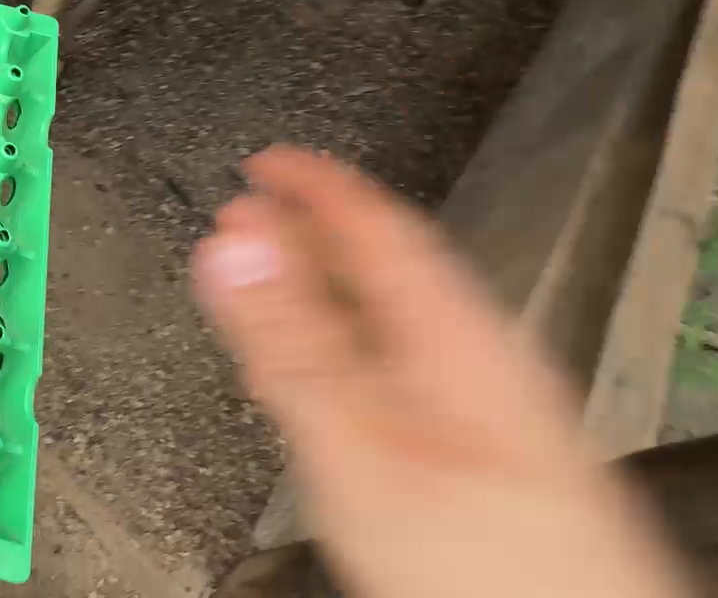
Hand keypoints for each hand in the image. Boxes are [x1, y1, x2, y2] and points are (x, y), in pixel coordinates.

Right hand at [192, 146, 693, 597]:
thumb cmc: (484, 572)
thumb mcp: (360, 442)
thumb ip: (290, 341)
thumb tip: (233, 249)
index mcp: (456, 345)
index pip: (382, 233)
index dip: (319, 187)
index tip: (266, 161)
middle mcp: (472, 366)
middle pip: (382, 270)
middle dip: (304, 230)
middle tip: (247, 208)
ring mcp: (473, 409)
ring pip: (382, 317)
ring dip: (313, 282)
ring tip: (258, 269)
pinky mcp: (463, 447)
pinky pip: (383, 362)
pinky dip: (327, 338)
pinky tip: (301, 362)